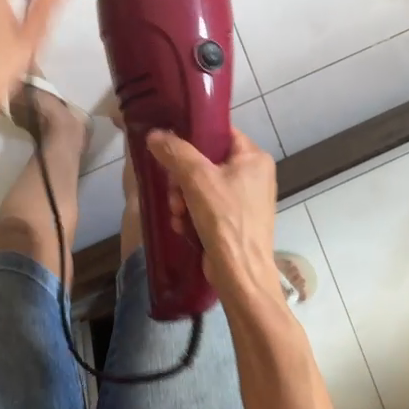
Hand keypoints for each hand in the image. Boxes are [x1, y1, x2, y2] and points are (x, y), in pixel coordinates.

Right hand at [146, 128, 283, 305]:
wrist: (240, 276)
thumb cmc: (225, 220)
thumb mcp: (197, 179)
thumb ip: (175, 152)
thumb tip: (154, 134)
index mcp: (254, 158)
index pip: (220, 132)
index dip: (194, 136)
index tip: (170, 145)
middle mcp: (254, 175)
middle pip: (207, 162)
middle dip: (183, 178)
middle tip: (174, 191)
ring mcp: (245, 201)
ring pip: (202, 186)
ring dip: (183, 199)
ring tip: (177, 213)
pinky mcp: (235, 222)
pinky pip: (206, 207)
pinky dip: (192, 215)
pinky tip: (183, 226)